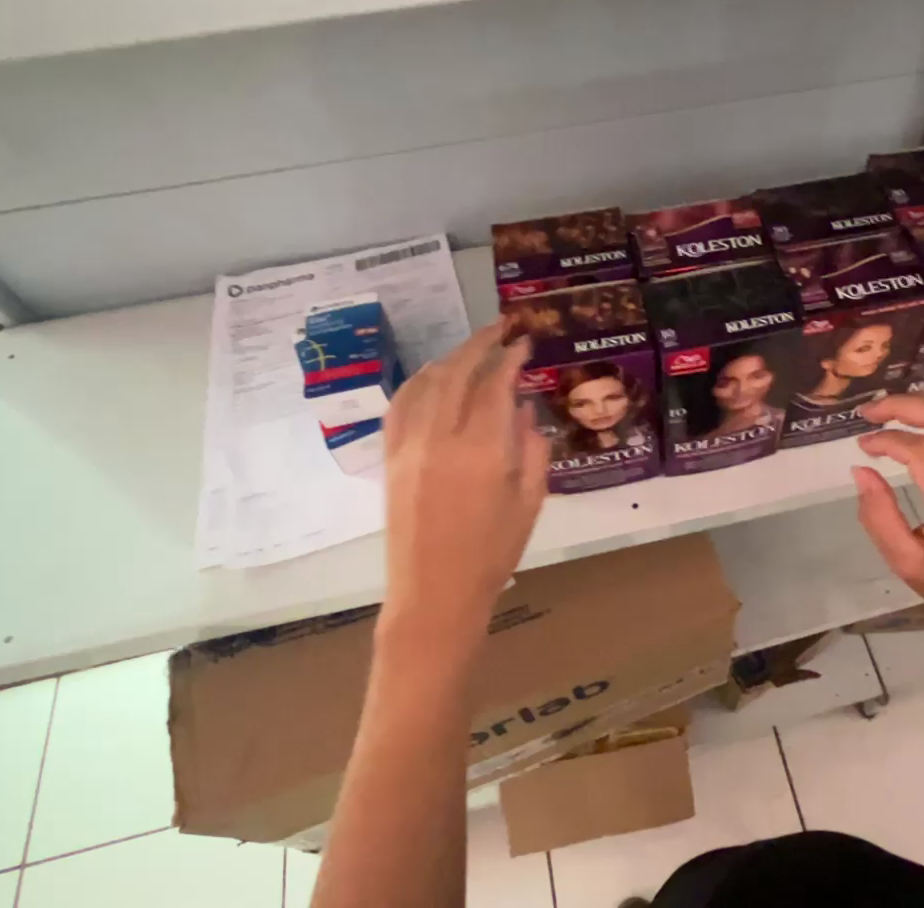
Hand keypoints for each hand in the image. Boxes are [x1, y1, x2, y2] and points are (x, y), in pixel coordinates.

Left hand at [381, 322, 548, 639]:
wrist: (434, 593)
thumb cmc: (493, 553)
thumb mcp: (530, 501)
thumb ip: (532, 448)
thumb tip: (525, 408)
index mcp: (482, 451)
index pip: (496, 385)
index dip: (511, 358)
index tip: (524, 343)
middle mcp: (440, 438)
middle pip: (458, 372)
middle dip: (480, 344)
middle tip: (501, 329)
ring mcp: (409, 446)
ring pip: (427, 383)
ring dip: (451, 358)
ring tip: (473, 348)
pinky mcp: (391, 458)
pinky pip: (400, 405)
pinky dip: (419, 382)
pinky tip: (434, 377)